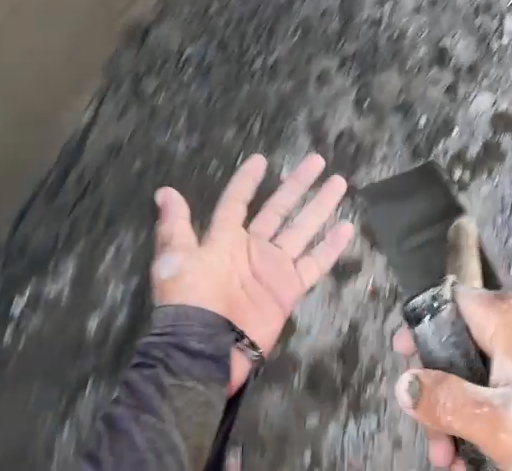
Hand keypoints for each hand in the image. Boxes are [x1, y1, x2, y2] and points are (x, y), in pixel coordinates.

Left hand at [151, 153, 355, 392]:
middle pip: (279, 209)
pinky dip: (331, 247)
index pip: (237, 203)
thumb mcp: (175, 261)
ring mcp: (273, 268)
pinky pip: (315, 263)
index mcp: (224, 240)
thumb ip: (175, 227)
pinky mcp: (289, 289)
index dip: (246, 182)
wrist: (205, 350)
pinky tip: (347, 227)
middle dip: (298, 184)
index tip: (261, 160)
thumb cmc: (189, 302)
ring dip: (321, 206)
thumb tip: (165, 192)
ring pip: (302, 228)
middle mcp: (252, 249)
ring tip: (339, 182)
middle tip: (318, 160)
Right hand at [392, 286, 511, 470]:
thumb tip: (404, 383)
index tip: (404, 357)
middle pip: (457, 341)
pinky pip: (493, 384)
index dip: (424, 324)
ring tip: (450, 460)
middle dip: (438, 391)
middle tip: (434, 438)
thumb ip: (447, 401)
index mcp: (508, 320)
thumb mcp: (495, 422)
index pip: (453, 299)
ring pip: (473, 370)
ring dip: (455, 413)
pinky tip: (470, 456)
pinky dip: (478, 414)